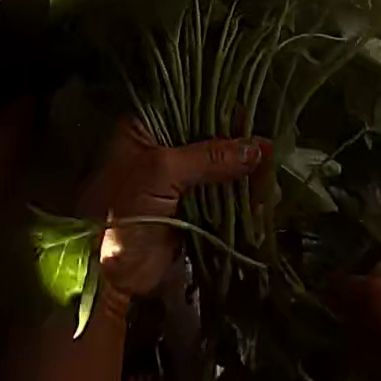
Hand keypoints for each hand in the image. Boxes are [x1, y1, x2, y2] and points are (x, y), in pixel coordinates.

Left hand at [76, 120, 267, 299]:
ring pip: (220, 168)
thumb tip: (257, 147)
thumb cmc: (124, 208)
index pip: (190, 104)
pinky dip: (242, 198)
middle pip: (210, 137)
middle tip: (270, 151)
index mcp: (147, 126)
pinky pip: (222, 196)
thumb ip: (210, 156)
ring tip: (271, 178)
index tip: (251, 113)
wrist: (109, 277)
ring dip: (245, 174)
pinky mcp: (191, 209)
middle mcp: (164, 146)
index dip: (220, 109)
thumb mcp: (163, 170)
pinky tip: (263, 198)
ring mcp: (178, 179)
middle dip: (240, 145)